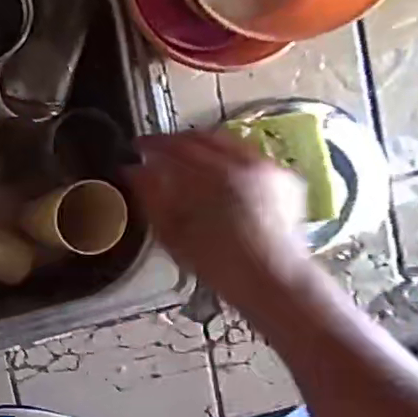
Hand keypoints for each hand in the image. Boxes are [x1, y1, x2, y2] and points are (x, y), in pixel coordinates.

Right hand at [122, 131, 310, 289]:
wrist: (271, 278)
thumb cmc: (217, 262)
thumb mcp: (172, 232)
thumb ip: (150, 195)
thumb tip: (133, 171)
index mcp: (215, 175)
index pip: (176, 145)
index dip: (152, 143)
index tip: (136, 146)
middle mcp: (245, 162)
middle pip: (204, 138)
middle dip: (177, 141)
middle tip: (157, 150)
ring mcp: (268, 167)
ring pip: (228, 143)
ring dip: (202, 146)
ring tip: (184, 160)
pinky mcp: (284, 178)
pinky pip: (248, 155)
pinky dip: (227, 157)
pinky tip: (216, 173)